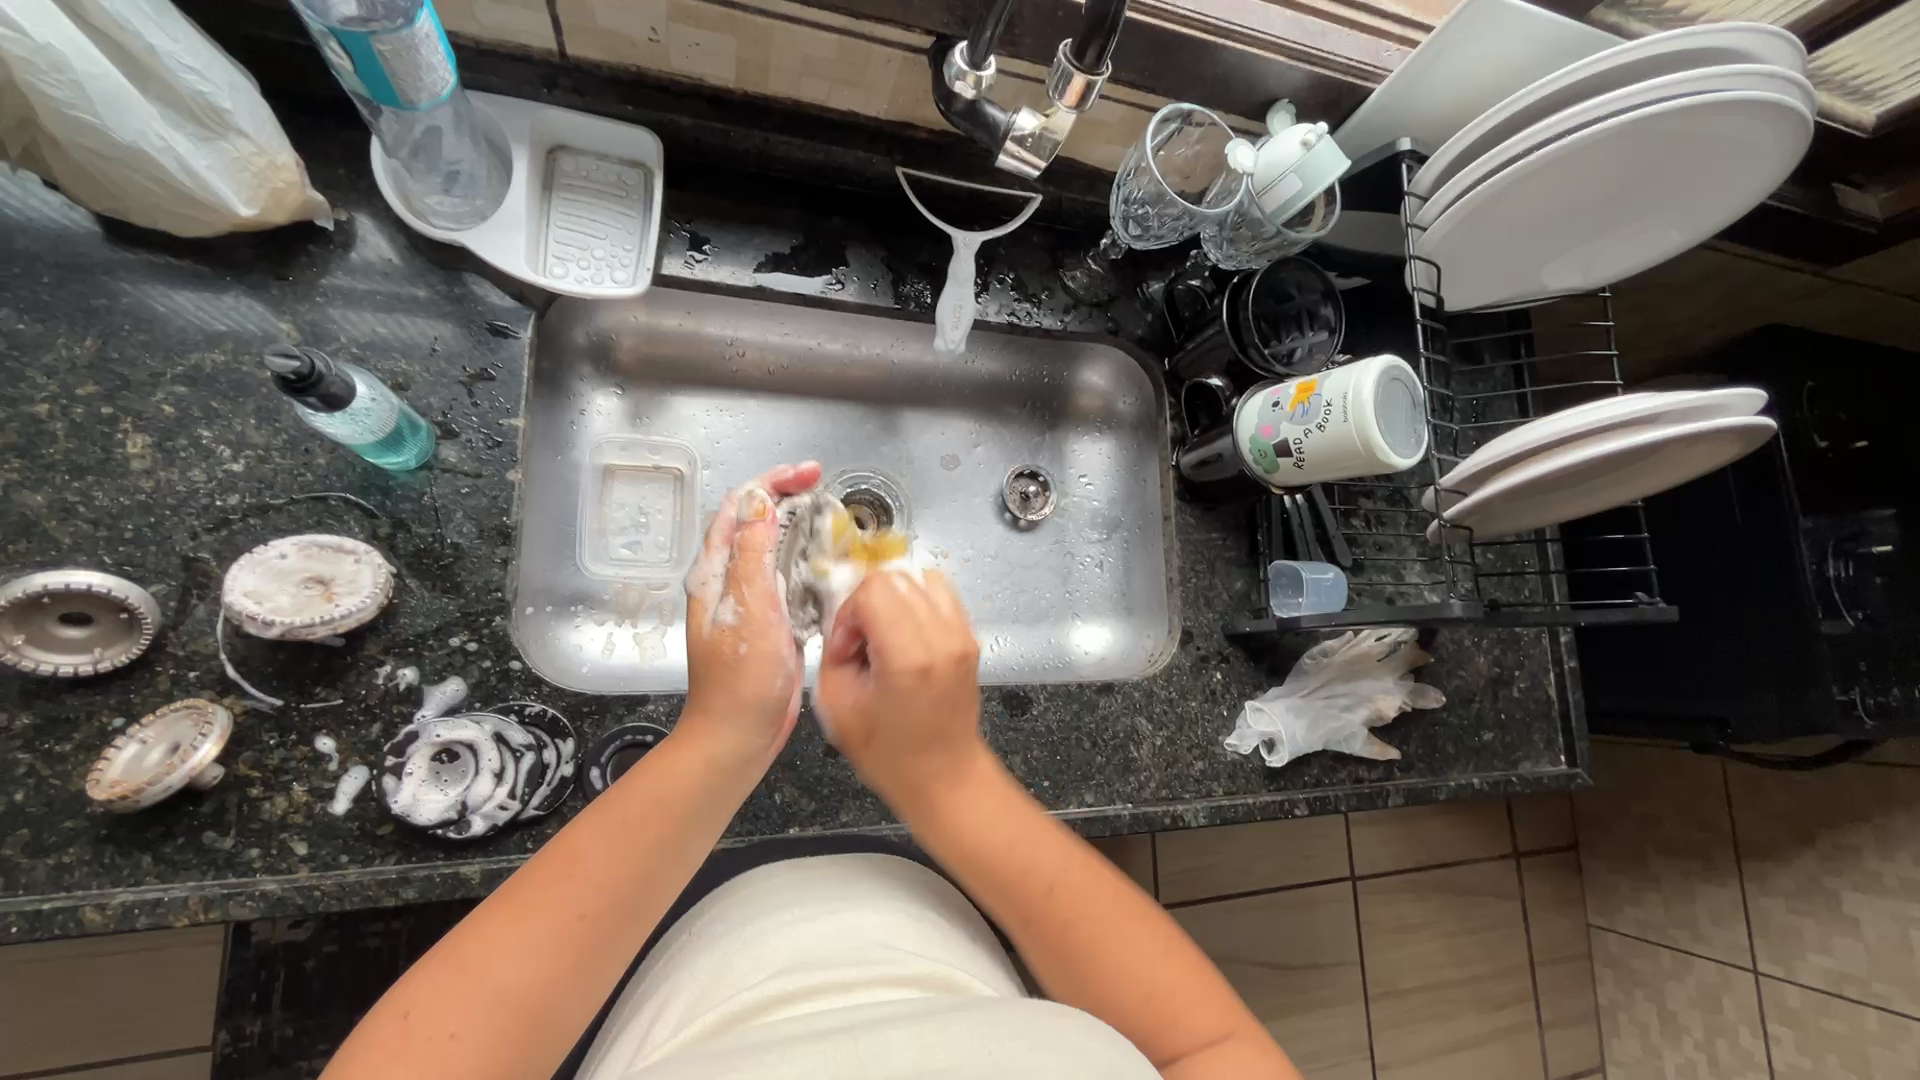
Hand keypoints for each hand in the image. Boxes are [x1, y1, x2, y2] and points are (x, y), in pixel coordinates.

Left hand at [678, 461, 822, 768]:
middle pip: (755, 523)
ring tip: (829, 516)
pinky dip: (808, 563)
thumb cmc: (740, 678)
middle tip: (822, 485)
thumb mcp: (750, 608)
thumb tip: (759, 501)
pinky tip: (829, 564)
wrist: (739, 734)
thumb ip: (753, 553)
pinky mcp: (770, 622)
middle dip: (786, 497)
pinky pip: (788, 580)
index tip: (808, 473)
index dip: (771, 482)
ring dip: (799, 527)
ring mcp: (750, 602)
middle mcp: (729, 581)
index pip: (739, 508)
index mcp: (716, 573)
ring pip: (773, 550)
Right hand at [814, 569, 989, 809]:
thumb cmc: (889, 754)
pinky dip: (916, 603)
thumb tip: (845, 623)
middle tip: (862, 644)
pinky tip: (905, 636)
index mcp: (910, 657)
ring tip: (884, 637)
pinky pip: (939, 594)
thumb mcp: (838, 707)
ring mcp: (963, 634)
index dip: (849, 613)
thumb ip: (833, 653)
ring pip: (920, 577)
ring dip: (893, 599)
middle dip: (867, 604)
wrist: (944, 775)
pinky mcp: (970, 636)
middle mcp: (943, 637)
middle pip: (895, 578)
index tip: (847, 647)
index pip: (874, 589)